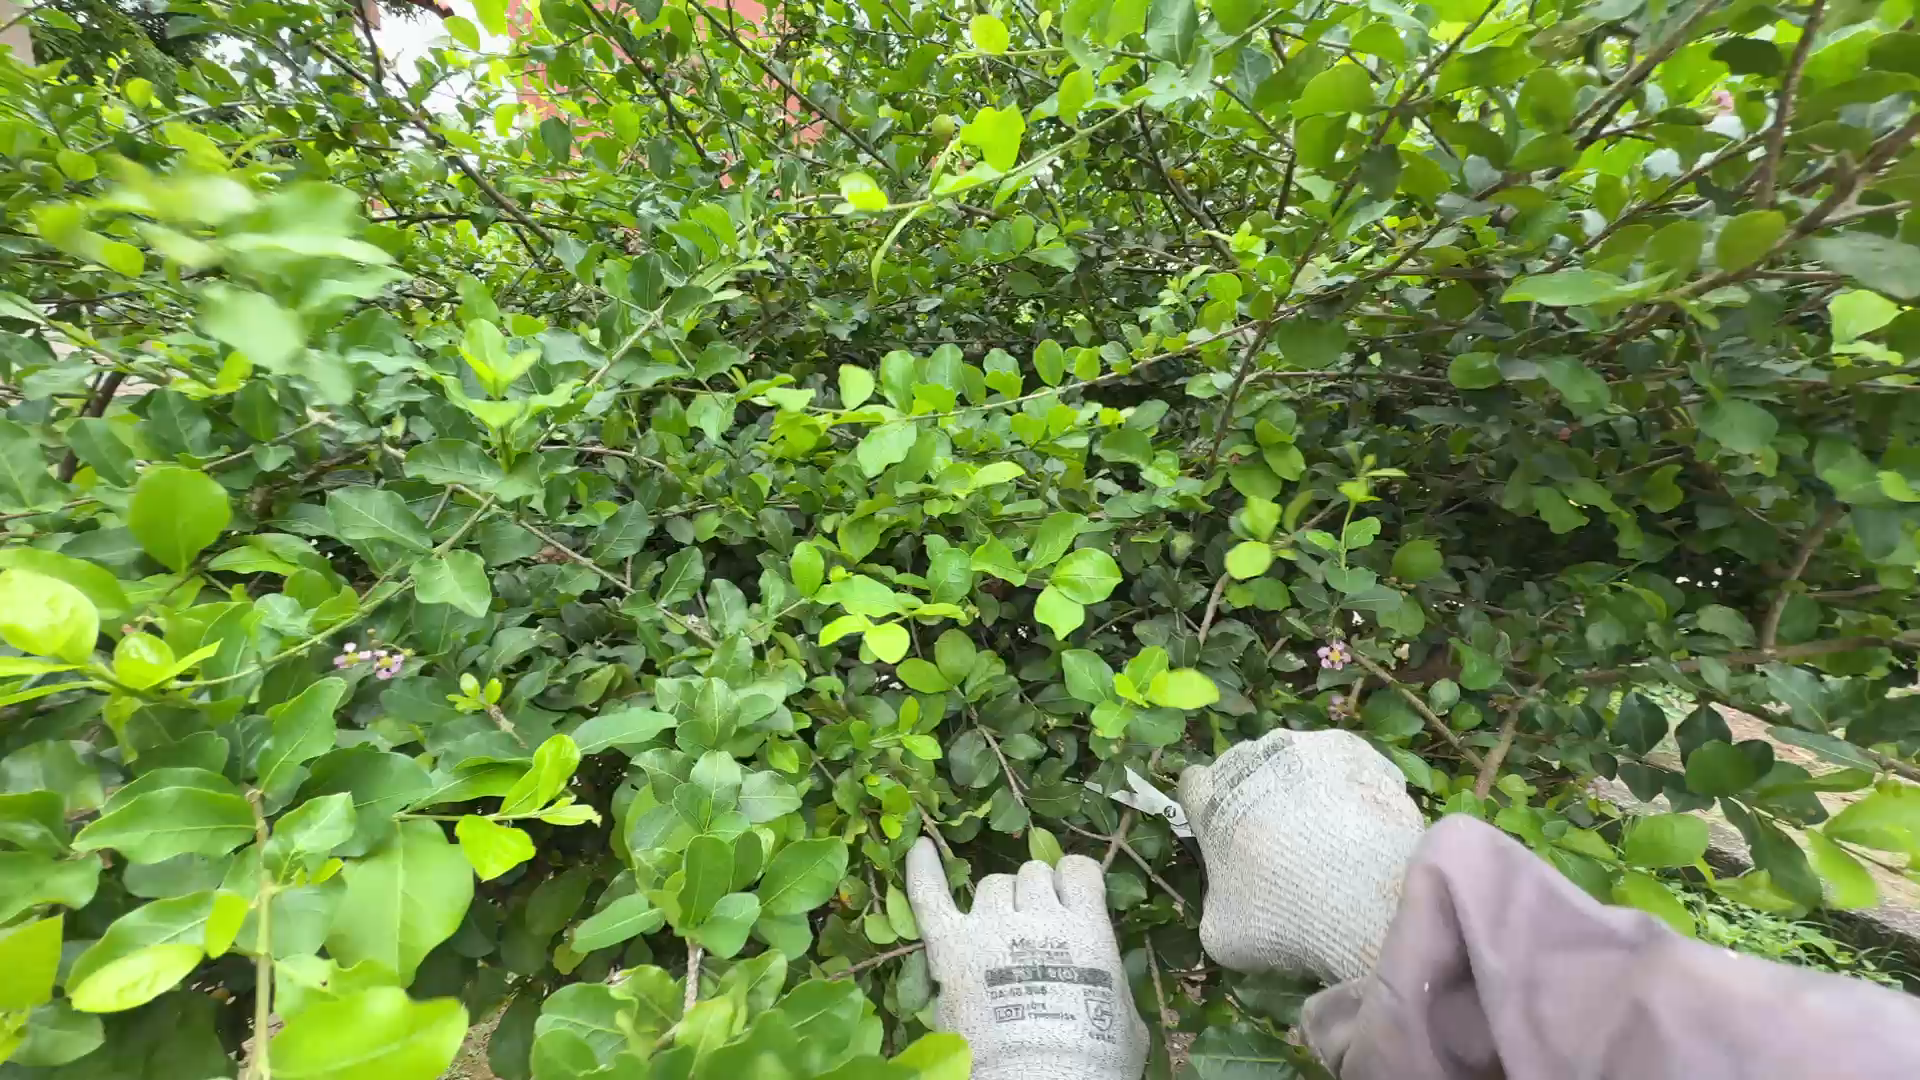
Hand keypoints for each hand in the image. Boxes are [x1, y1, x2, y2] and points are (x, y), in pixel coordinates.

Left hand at [905, 838, 1148, 1079]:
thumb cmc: (1093, 1066)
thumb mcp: (1125, 1021)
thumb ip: (1108, 979)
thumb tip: (1101, 973)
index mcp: (1085, 927)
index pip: (1078, 870)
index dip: (1073, 883)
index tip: (1071, 899)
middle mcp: (1037, 915)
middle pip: (1032, 875)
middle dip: (1036, 898)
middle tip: (1036, 935)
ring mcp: (990, 927)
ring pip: (993, 885)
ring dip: (1000, 903)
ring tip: (1001, 938)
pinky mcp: (951, 947)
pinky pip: (931, 896)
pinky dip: (923, 870)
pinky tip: (923, 848)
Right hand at [1178, 728, 1424, 983]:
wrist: (1362, 900)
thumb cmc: (1282, 917)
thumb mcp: (1225, 934)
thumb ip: (1215, 903)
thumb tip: (1227, 898)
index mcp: (1208, 797)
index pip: (1194, 784)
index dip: (1210, 808)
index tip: (1230, 833)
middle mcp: (1245, 759)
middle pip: (1244, 770)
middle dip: (1259, 796)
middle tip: (1286, 841)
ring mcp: (1296, 747)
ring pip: (1293, 762)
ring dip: (1304, 786)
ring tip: (1334, 833)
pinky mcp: (1347, 746)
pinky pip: (1342, 762)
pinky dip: (1349, 785)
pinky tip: (1366, 822)